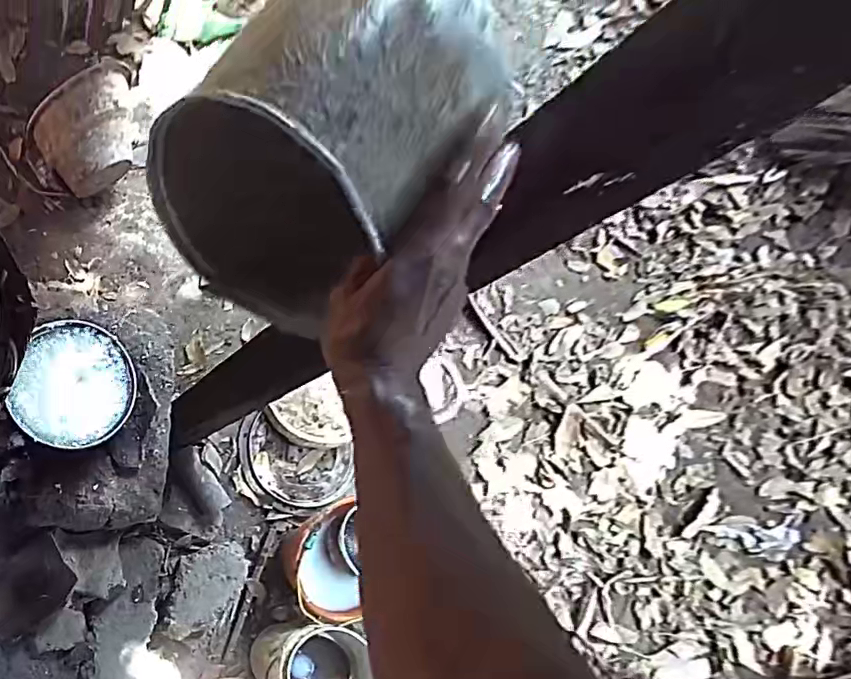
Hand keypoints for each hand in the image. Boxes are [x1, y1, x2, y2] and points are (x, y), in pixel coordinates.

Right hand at [323, 112, 518, 404]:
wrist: (384, 383)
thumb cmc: (358, 345)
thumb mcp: (344, 303)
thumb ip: (360, 272)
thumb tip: (371, 255)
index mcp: (416, 257)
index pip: (445, 195)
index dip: (465, 157)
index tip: (484, 123)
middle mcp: (445, 262)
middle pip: (473, 203)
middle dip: (489, 165)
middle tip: (506, 131)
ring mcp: (455, 279)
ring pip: (476, 225)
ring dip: (488, 192)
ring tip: (502, 163)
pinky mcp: (453, 296)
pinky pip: (467, 250)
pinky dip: (474, 225)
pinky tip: (474, 219)